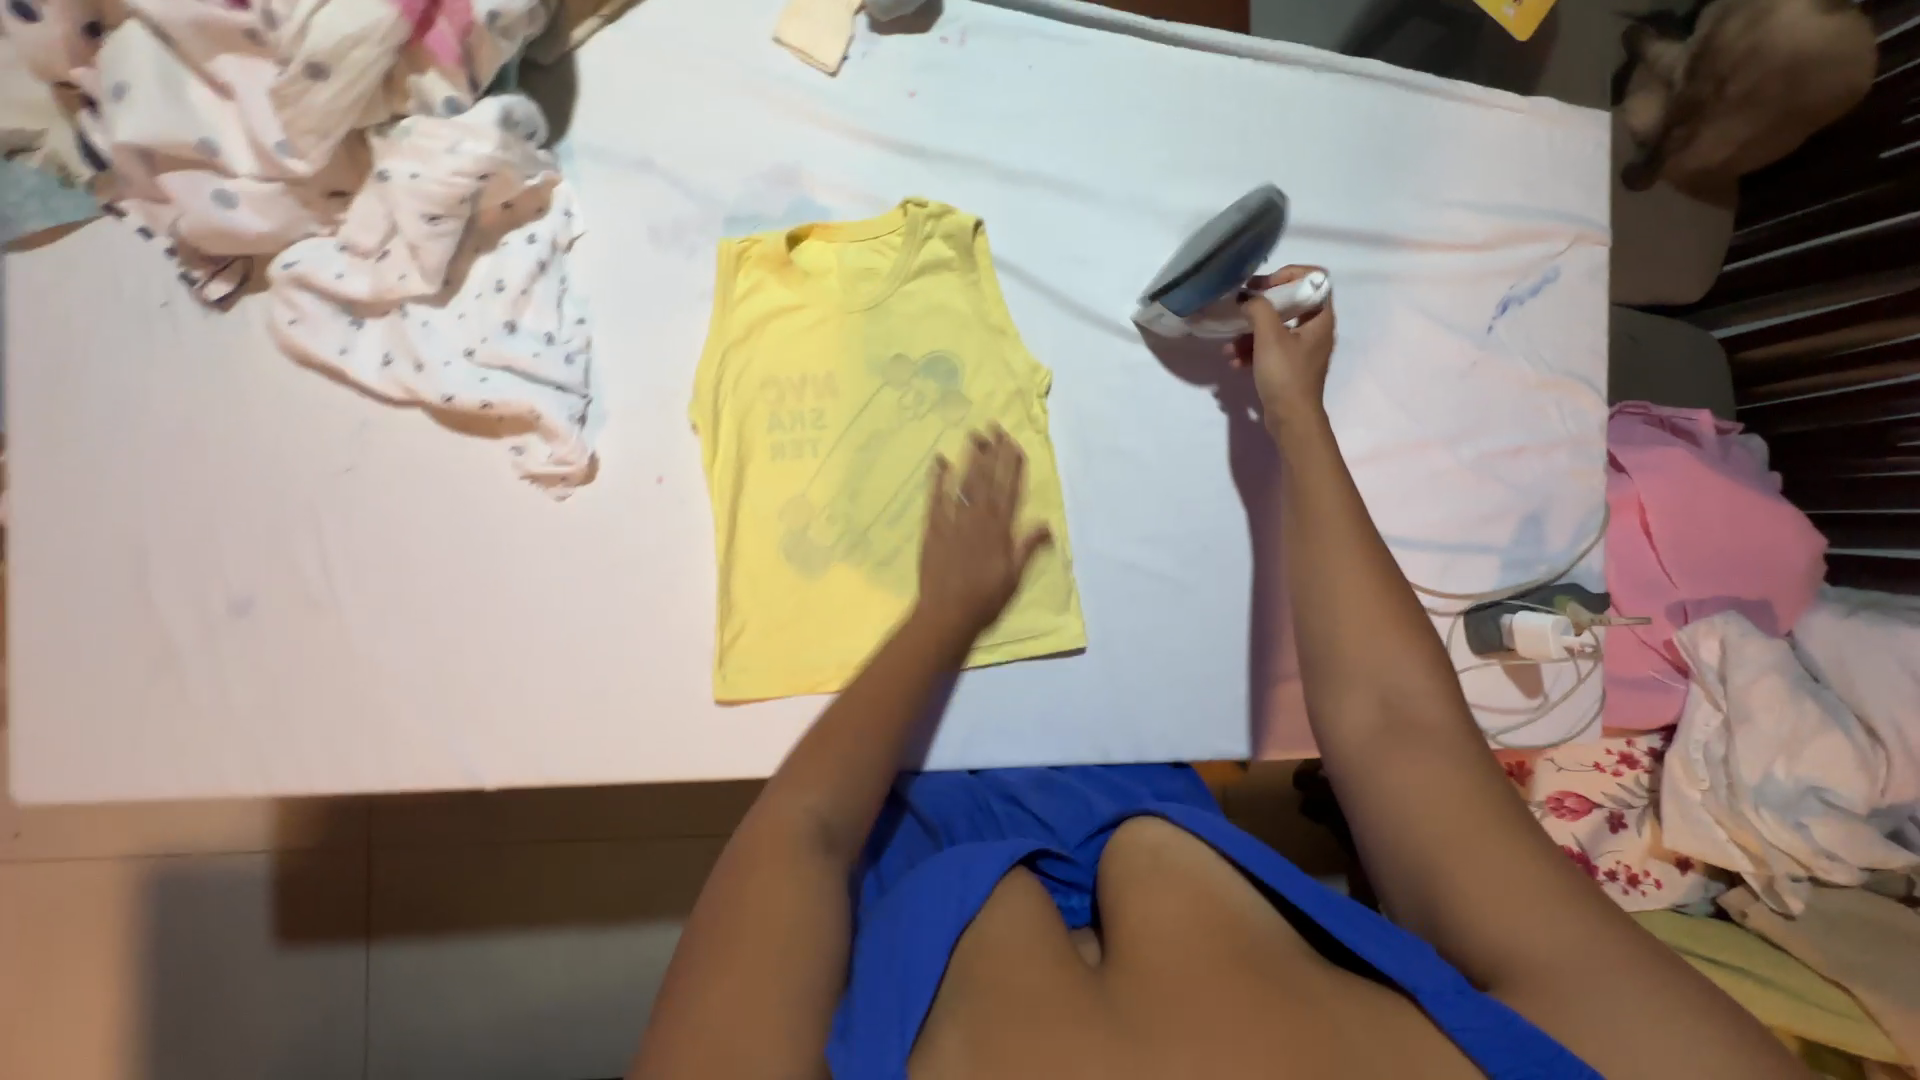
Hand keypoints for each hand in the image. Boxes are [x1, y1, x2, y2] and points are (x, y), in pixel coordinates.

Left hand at [915, 426, 1052, 642]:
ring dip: (970, 458)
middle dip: (992, 453)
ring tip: (974, 435)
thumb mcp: (1014, 577)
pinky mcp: (932, 530)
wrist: (946, 615)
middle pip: (987, 480)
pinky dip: (938, 479)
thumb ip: (1028, 548)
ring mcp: (953, 523)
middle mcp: (978, 520)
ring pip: (964, 484)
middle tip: (994, 427)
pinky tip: (940, 461)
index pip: (1010, 490)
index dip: (1013, 466)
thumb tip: (1046, 523)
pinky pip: (935, 499)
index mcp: (1000, 531)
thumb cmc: (985, 601)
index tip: (1015, 444)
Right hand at [1228, 265, 1337, 432]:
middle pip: (1290, 304)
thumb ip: (1259, 309)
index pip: (1315, 280)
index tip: (1264, 285)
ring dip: (1249, 334)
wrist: (1291, 418)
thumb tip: (1247, 297)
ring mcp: (1302, 350)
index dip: (1289, 276)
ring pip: (1275, 329)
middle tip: (1240, 307)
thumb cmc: (1285, 375)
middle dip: (1260, 308)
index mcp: (1320, 318)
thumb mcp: (1269, 337)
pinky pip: (1270, 349)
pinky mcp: (1289, 367)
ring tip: (1229, 347)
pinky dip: (1252, 352)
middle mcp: (1315, 330)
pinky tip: (1234, 362)